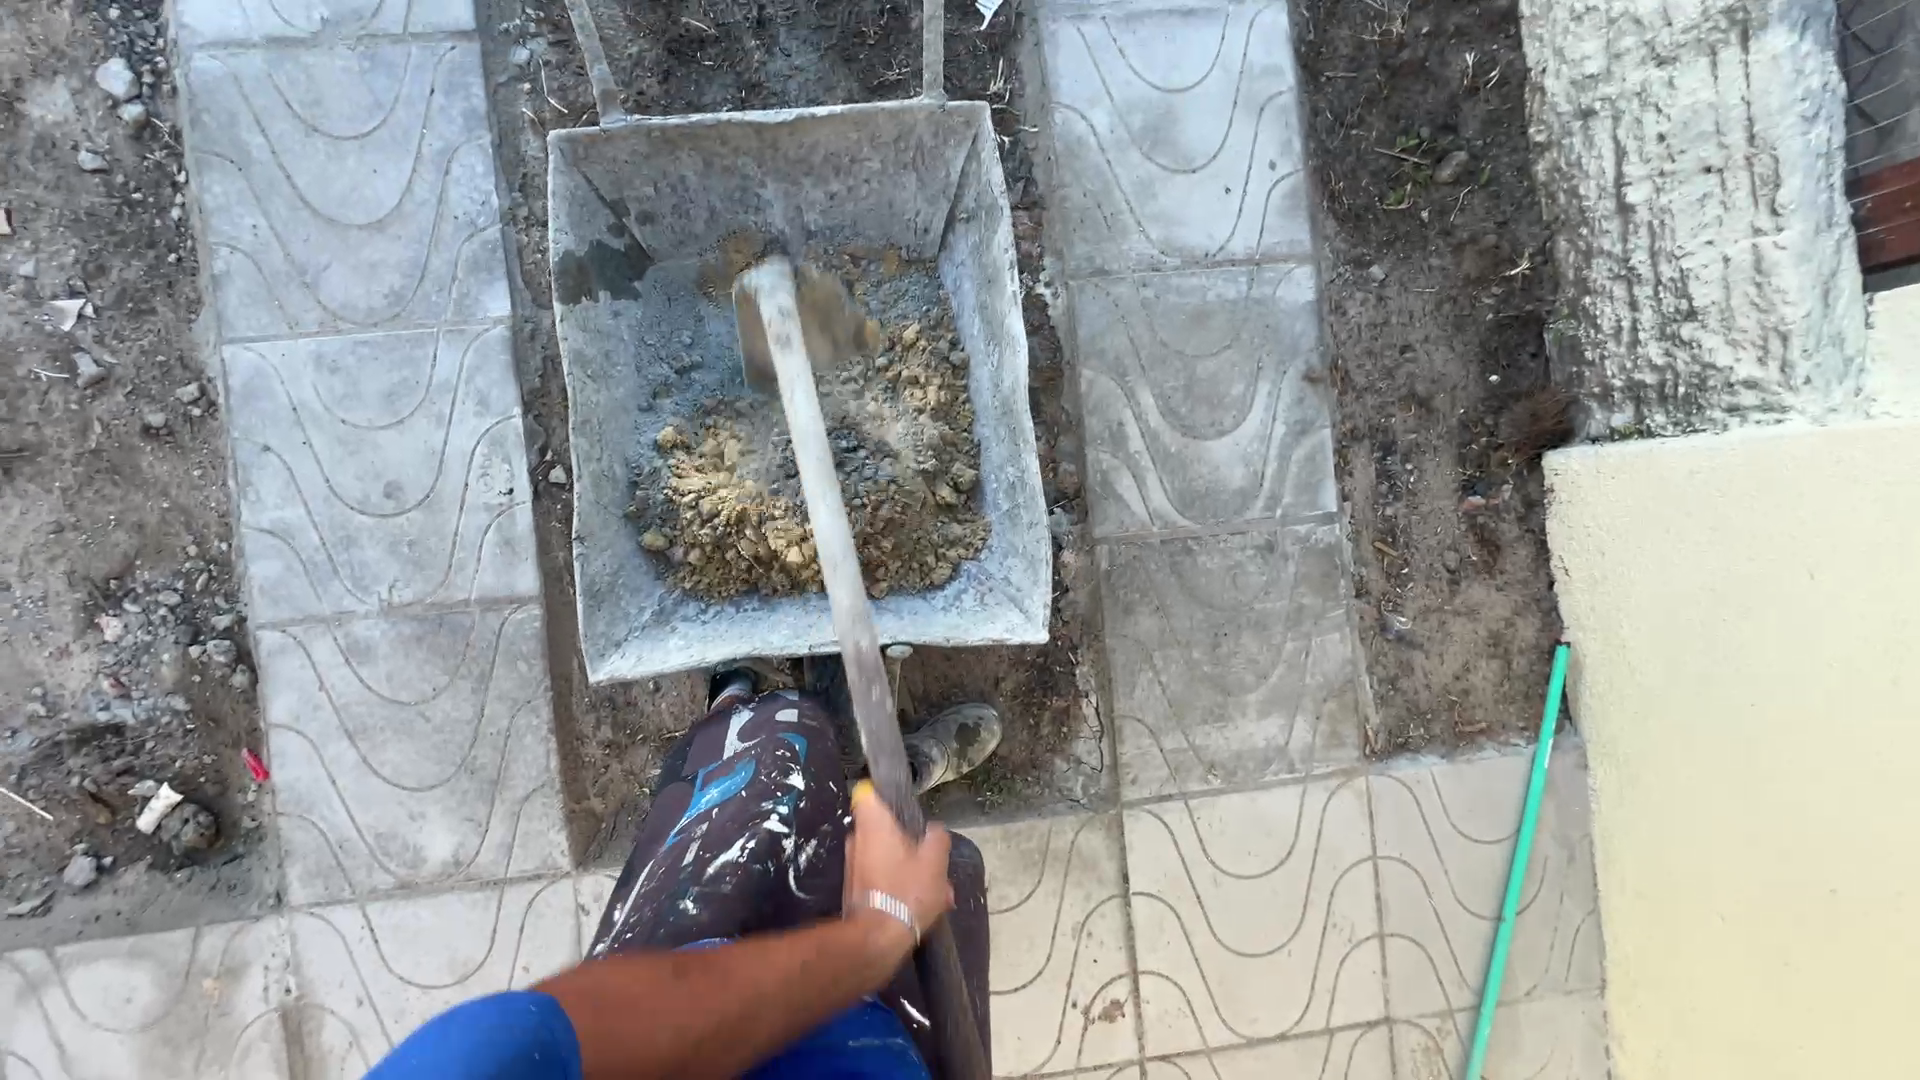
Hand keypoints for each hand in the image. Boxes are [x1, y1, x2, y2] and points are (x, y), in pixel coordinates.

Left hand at [843, 779, 952, 954]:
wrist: (875, 940)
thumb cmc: (906, 891)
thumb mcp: (935, 861)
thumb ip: (937, 838)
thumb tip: (934, 831)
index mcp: (873, 823)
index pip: (868, 792)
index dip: (885, 795)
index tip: (905, 809)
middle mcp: (857, 838)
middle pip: (883, 828)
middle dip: (908, 841)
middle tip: (931, 858)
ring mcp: (853, 864)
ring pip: (885, 854)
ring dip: (907, 866)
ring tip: (935, 889)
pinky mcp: (854, 888)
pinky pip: (880, 875)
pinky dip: (897, 884)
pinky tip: (920, 904)